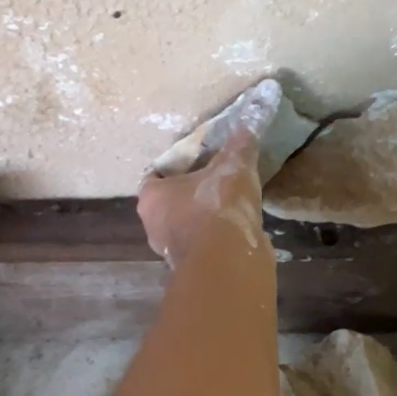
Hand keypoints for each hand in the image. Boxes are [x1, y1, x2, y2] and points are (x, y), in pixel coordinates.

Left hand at [137, 130, 267, 266]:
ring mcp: (172, 250)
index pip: (155, 176)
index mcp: (151, 197)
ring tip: (230, 203)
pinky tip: (237, 226)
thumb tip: (245, 128)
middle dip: (190, 193)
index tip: (198, 161)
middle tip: (215, 180)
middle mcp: (154, 226)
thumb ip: (238, 147)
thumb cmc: (217, 205)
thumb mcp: (232, 167)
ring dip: (204, 217)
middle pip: (170, 203)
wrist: (228, 259)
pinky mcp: (194, 267)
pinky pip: (203, 244)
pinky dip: (217, 236)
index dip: (176, 167)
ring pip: (186, 225)